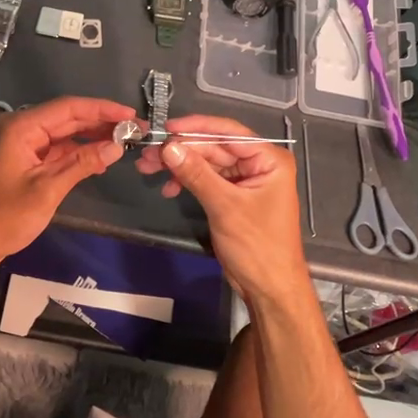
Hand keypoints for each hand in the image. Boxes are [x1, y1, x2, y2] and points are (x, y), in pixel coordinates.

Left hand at [0, 97, 134, 268]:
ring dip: (90, 138)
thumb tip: (116, 145)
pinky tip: (99, 158)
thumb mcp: (48, 189)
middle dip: (99, 123)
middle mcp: (18, 129)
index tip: (130, 114)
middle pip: (65, 118)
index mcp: (20, 127)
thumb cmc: (5, 216)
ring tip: (123, 141)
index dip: (102, 109)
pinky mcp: (21, 161)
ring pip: (61, 134)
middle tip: (134, 128)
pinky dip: (76, 153)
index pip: (68, 108)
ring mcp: (19, 145)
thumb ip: (82, 163)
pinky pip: (53, 150)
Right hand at [135, 115, 308, 304]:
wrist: (270, 289)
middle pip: (214, 147)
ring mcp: (246, 180)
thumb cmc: (257, 246)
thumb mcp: (225, 207)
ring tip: (147, 167)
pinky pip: (207, 179)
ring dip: (179, 165)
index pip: (229, 132)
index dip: (196, 127)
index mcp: (269, 159)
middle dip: (182, 150)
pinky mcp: (234, 196)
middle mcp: (259, 164)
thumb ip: (196, 174)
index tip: (166, 128)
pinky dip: (187, 181)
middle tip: (148, 153)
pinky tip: (168, 188)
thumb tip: (168, 147)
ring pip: (207, 162)